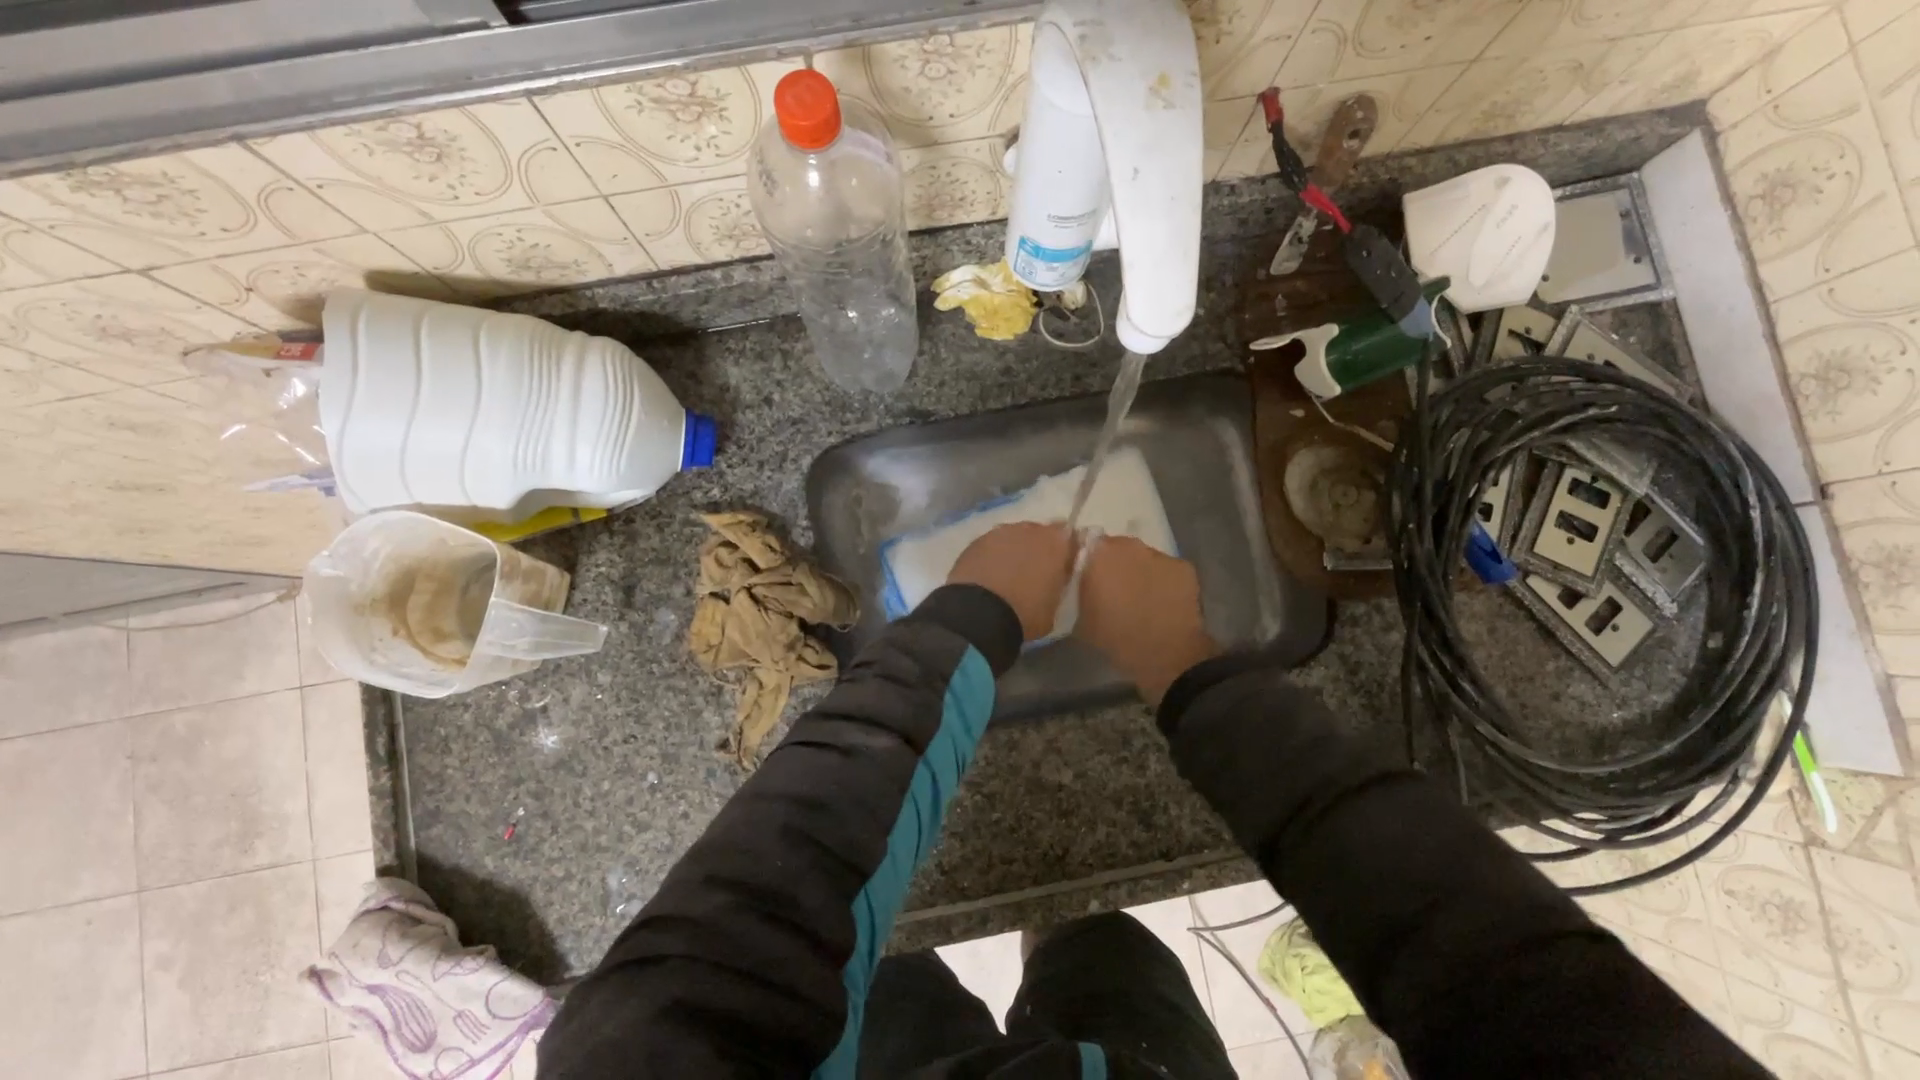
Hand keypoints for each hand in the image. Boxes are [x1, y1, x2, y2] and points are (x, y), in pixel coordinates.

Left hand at [947, 522, 1077, 641]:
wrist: (979, 614)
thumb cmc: (1026, 613)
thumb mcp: (1055, 604)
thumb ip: (1059, 582)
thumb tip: (1056, 576)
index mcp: (1056, 542)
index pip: (1070, 537)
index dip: (1066, 552)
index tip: (1063, 568)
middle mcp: (1030, 529)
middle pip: (1039, 534)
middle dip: (1039, 549)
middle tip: (1035, 572)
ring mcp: (1000, 532)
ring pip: (1013, 537)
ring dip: (1014, 551)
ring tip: (1008, 576)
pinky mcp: (975, 541)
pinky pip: (991, 546)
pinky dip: (993, 557)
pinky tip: (988, 576)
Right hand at [1075, 535, 1217, 704]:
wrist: (1166, 656)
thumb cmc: (1116, 639)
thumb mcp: (1081, 618)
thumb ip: (1077, 591)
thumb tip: (1078, 581)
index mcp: (1098, 555)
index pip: (1084, 542)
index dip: (1085, 558)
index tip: (1084, 575)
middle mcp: (1128, 546)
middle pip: (1115, 547)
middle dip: (1112, 563)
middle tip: (1111, 587)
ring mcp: (1158, 554)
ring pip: (1142, 557)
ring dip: (1138, 570)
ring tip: (1139, 596)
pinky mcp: (1183, 566)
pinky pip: (1166, 568)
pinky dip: (1162, 580)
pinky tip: (1162, 600)